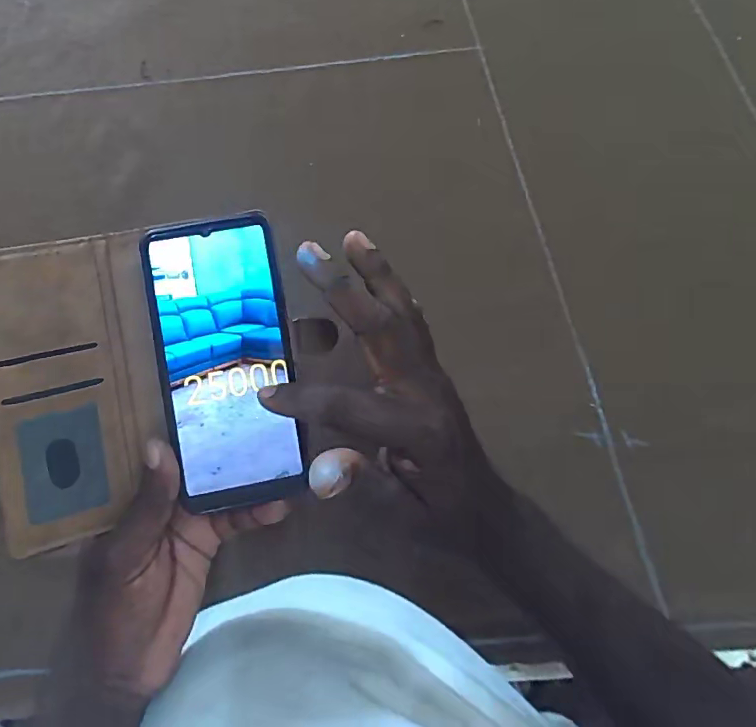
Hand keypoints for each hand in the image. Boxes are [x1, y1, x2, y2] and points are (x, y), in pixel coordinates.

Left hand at [37, 439, 286, 725]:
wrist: (126, 671)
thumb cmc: (108, 609)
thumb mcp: (123, 555)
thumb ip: (146, 505)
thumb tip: (160, 445)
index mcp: (124, 487)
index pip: (148, 440)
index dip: (172, 415)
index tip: (203, 386)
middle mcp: (155, 492)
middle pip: (191, 457)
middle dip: (221, 437)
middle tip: (258, 413)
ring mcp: (182, 514)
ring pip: (219, 483)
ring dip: (248, 473)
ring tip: (281, 457)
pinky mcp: (205, 539)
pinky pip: (234, 517)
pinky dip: (257, 509)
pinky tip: (280, 503)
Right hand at [260, 231, 508, 548]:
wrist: (489, 511)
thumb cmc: (442, 515)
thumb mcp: (402, 517)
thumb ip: (364, 487)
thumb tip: (320, 471)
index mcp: (413, 426)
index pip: (347, 404)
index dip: (303, 401)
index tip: (265, 396)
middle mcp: (424, 387)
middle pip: (382, 326)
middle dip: (342, 287)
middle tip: (309, 251)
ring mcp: (432, 372)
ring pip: (402, 311)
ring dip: (376, 271)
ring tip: (353, 237)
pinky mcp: (433, 367)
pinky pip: (413, 320)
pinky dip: (394, 291)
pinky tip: (379, 275)